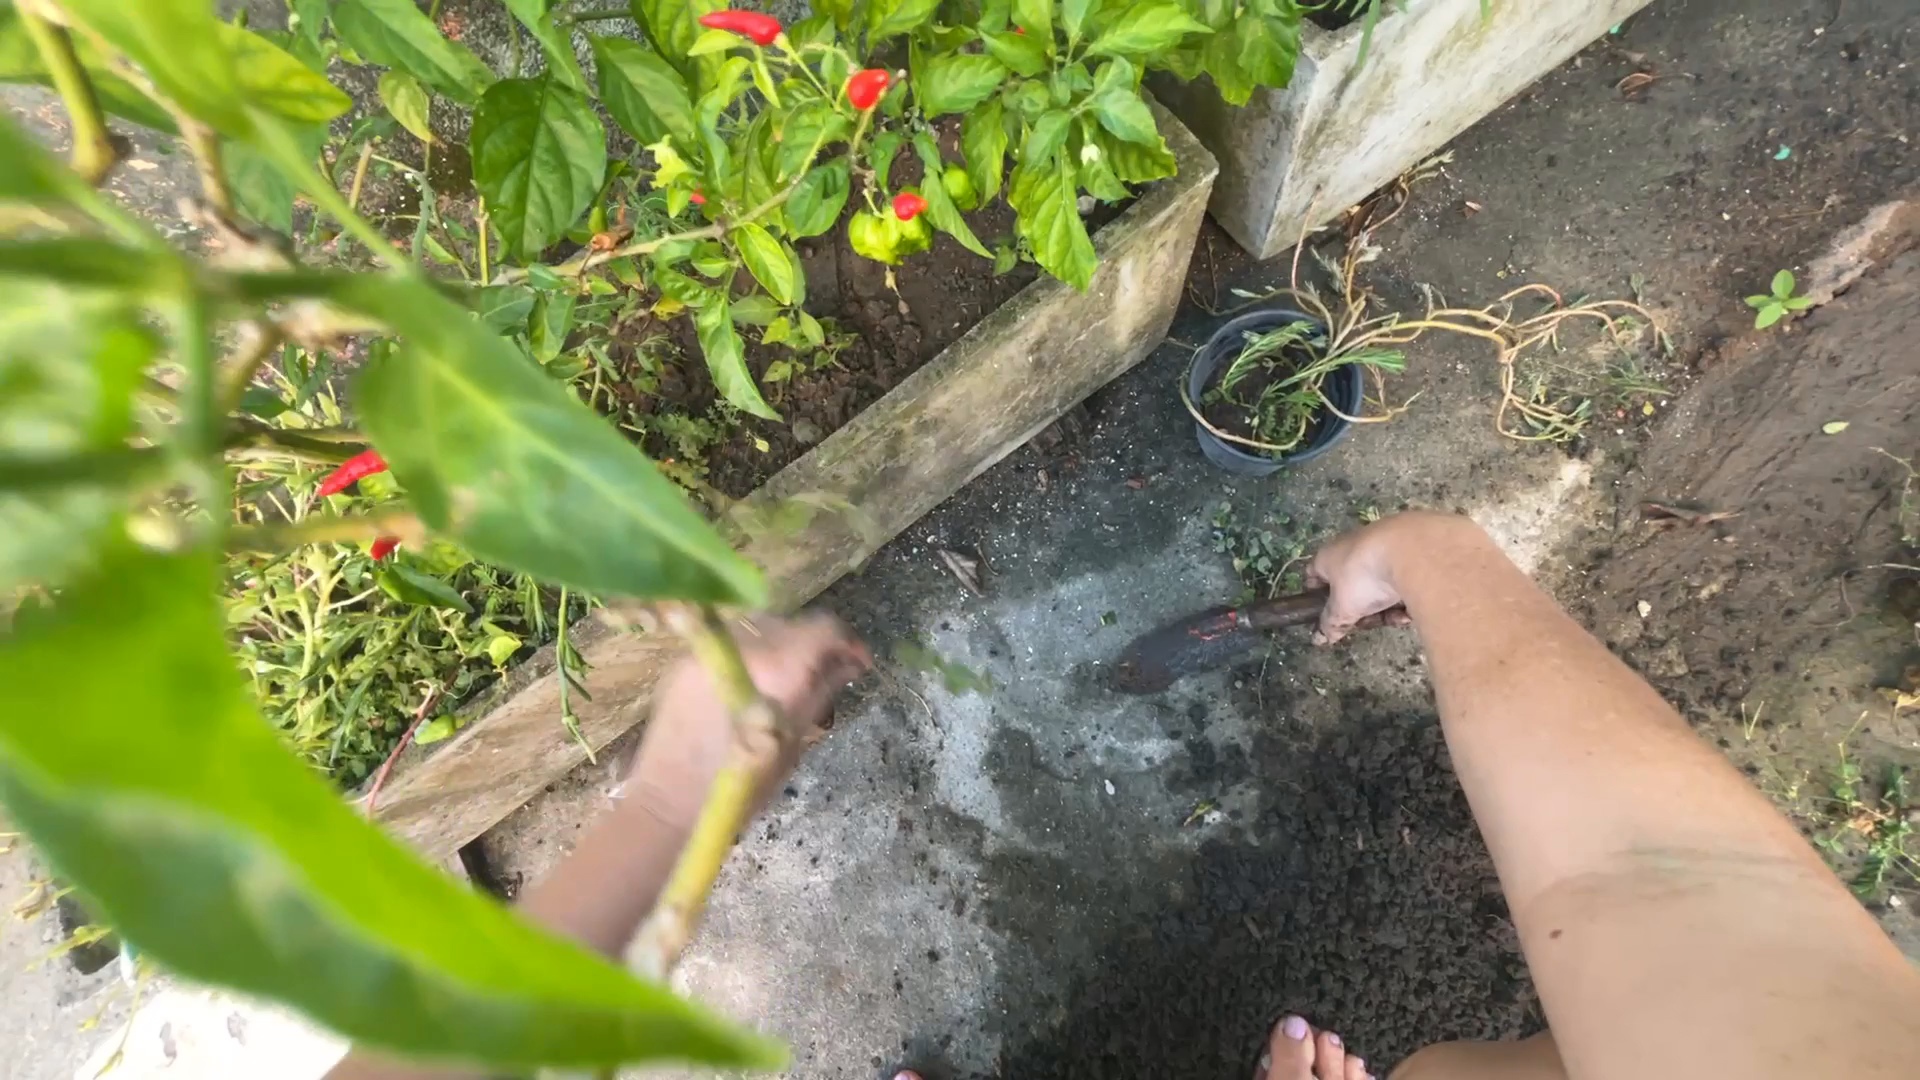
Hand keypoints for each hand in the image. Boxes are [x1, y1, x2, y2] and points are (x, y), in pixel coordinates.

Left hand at [625, 612, 871, 831]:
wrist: (669, 801)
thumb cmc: (742, 784)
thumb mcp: (794, 740)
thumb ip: (822, 691)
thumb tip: (849, 664)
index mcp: (778, 670)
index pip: (824, 628)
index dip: (848, 641)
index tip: (857, 662)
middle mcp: (745, 646)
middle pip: (792, 625)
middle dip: (813, 647)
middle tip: (821, 677)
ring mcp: (712, 648)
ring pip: (761, 628)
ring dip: (781, 645)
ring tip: (783, 679)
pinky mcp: (687, 657)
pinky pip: (731, 642)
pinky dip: (750, 654)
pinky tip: (750, 685)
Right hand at [1305, 514, 1464, 643]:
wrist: (1412, 550)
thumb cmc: (1363, 577)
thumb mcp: (1343, 608)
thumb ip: (1330, 624)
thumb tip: (1318, 639)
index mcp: (1327, 557)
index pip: (1313, 577)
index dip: (1317, 598)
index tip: (1327, 616)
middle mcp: (1350, 548)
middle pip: (1349, 585)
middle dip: (1357, 608)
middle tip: (1364, 622)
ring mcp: (1381, 548)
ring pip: (1377, 585)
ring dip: (1383, 607)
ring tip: (1395, 617)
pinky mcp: (1409, 551)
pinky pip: (1401, 578)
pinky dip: (1404, 595)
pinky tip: (1412, 609)